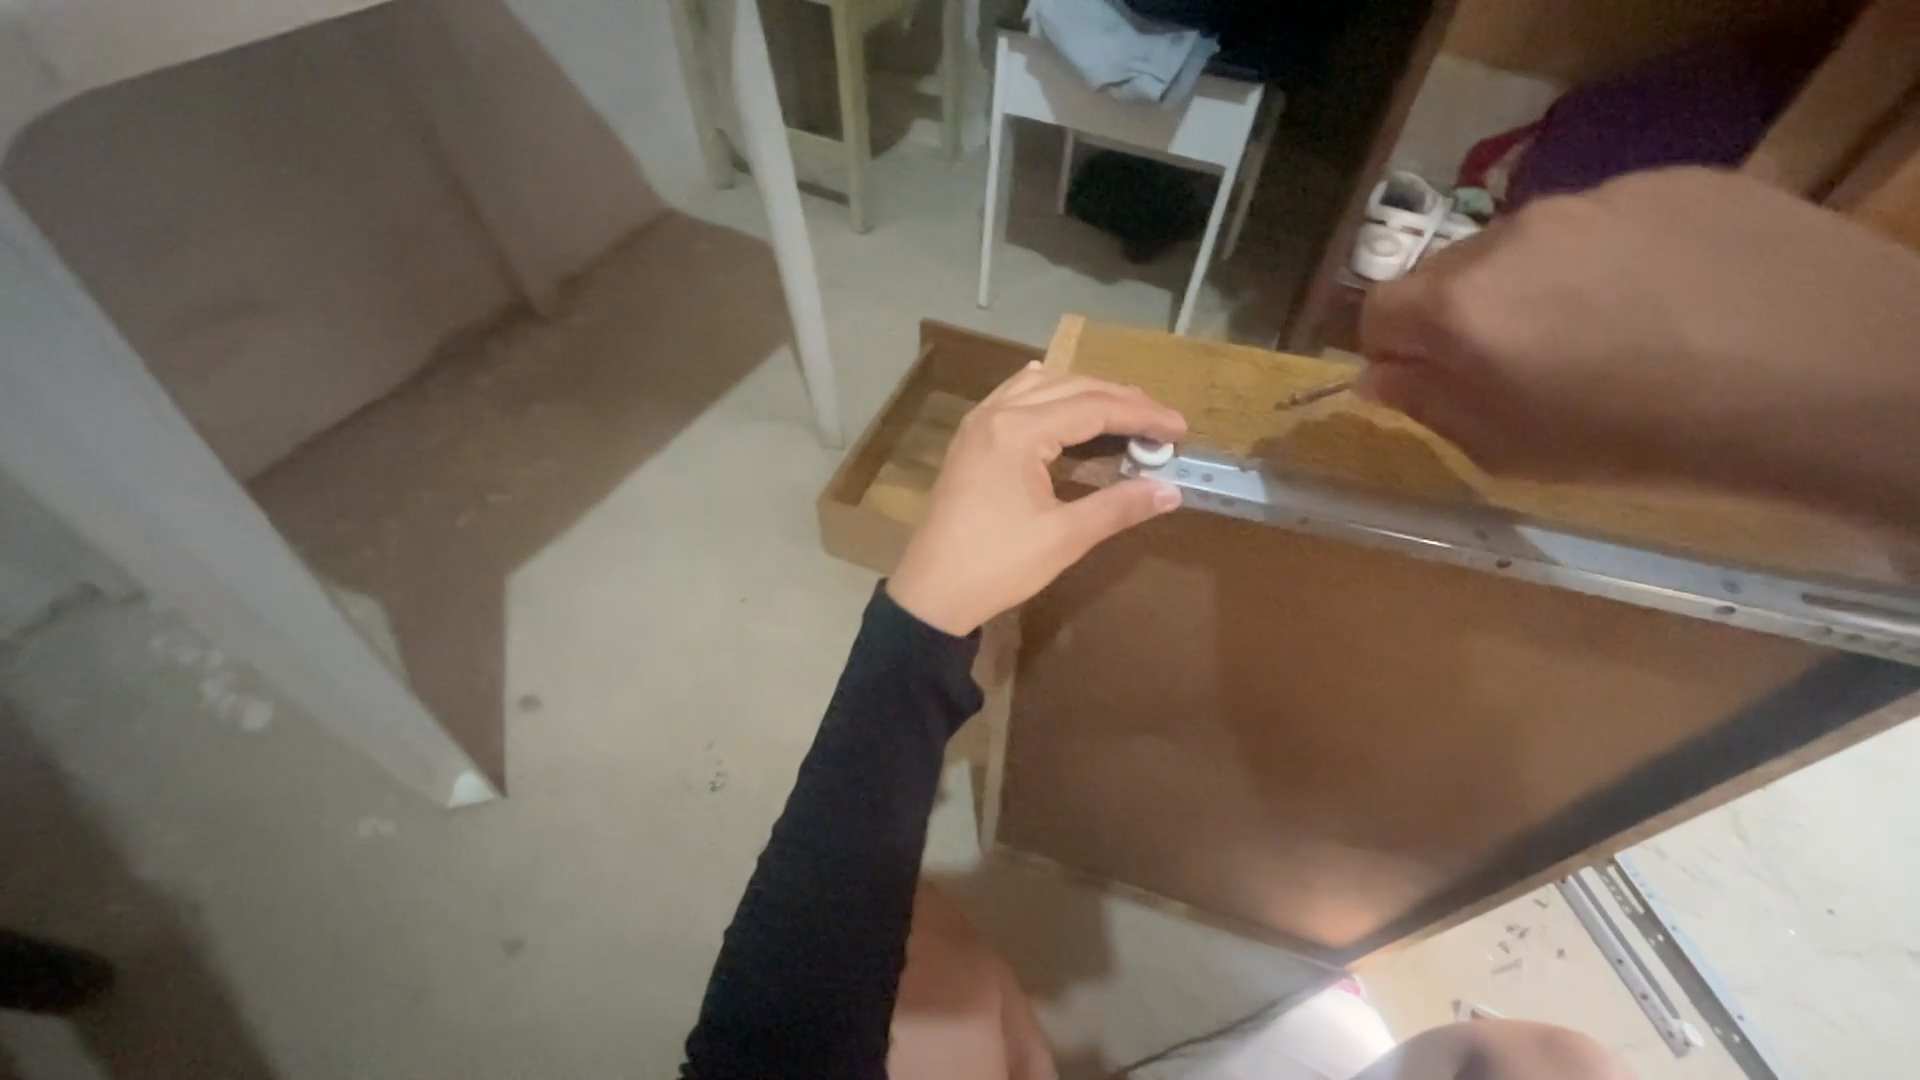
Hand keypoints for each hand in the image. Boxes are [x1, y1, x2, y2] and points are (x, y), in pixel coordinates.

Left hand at [886, 364, 1186, 635]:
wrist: (932, 592)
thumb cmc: (998, 565)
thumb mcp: (1065, 537)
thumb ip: (1119, 506)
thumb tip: (1171, 491)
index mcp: (1020, 430)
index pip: (1094, 407)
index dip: (1142, 415)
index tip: (1180, 429)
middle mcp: (997, 413)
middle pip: (1070, 387)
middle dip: (1119, 399)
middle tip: (1160, 420)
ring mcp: (978, 423)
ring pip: (1040, 386)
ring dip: (1084, 392)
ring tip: (1121, 409)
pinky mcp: (969, 440)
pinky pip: (1011, 397)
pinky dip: (1044, 392)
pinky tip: (1055, 394)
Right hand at [1358, 167, 1919, 524]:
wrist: (1836, 380)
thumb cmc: (1642, 439)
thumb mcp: (1507, 449)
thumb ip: (1426, 405)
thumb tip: (1379, 376)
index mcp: (1459, 309)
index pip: (1376, 311)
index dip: (1393, 350)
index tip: (1430, 379)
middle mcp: (1510, 236)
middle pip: (1446, 272)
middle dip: (1460, 315)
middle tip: (1520, 361)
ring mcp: (1595, 198)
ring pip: (1523, 243)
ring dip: (1532, 283)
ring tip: (1602, 327)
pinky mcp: (1670, 178)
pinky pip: (1602, 220)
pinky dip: (1606, 256)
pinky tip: (1663, 295)